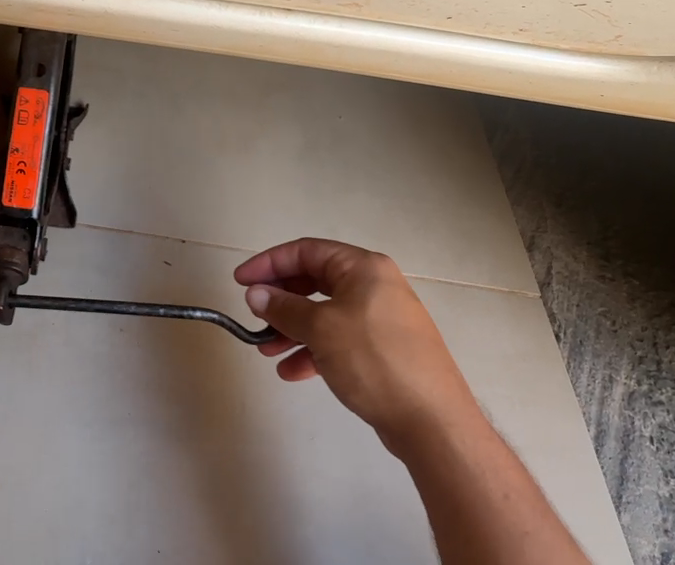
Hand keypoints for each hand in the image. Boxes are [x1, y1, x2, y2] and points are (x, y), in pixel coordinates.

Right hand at [235, 238, 482, 454]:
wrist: (433, 423)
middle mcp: (374, 286)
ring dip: (292, 328)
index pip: (305, 251)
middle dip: (280, 299)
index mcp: (363, 268)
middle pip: (314, 281)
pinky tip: (292, 371)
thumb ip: (283, 308)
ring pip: (324, 313)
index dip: (268, 263)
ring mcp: (381, 319)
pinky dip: (313, 350)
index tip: (240, 281)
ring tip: (267, 350)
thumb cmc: (374, 360)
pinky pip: (338, 339)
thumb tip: (255, 294)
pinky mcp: (383, 350)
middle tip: (253, 314)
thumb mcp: (321, 329)